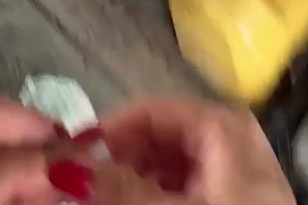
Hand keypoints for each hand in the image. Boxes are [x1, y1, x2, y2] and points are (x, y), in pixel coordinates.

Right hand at [45, 98, 294, 204]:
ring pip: (174, 165)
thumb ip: (121, 189)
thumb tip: (67, 164)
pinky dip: (160, 195)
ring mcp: (241, 173)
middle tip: (82, 188)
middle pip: (162, 137)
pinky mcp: (240, 201)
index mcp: (223, 126)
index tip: (72, 158)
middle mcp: (234, 138)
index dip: (110, 132)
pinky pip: (191, 186)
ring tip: (105, 199)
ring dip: (137, 180)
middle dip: (122, 160)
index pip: (153, 111)